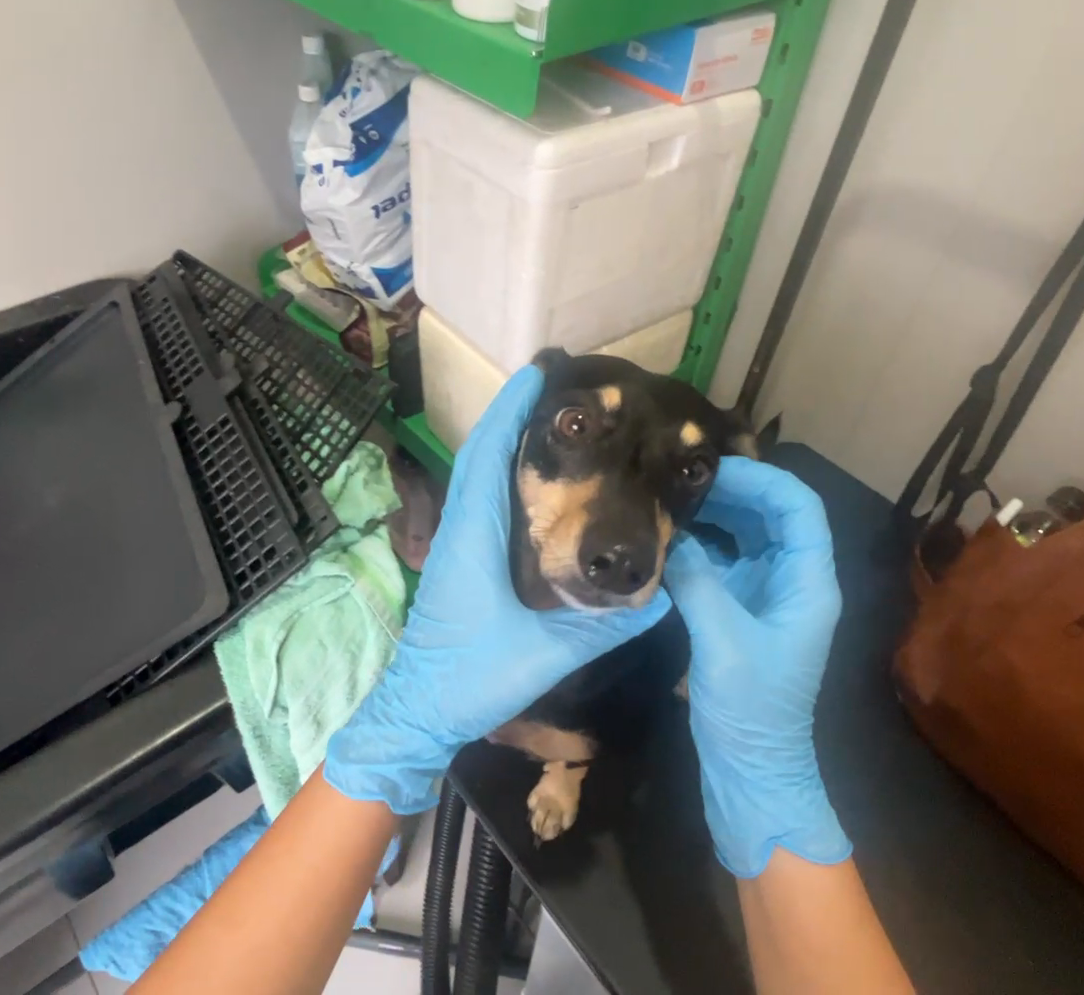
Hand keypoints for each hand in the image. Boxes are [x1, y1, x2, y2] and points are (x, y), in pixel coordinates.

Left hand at [325, 367, 670, 813]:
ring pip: (478, 471)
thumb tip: (664, 590)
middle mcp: (461, 526)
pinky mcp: (460, 557)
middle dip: (515, 412)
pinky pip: (481, 496)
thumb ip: (606, 624)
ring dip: (508, 437)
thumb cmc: (472, 680)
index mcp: (474, 536)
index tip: (542, 371)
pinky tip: (534, 475)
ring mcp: (456, 541)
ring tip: (552, 416)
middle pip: (482, 450)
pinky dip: (503, 469)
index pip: (488, 453)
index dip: (513, 408)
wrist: (419, 712)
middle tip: (559, 385)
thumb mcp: (548, 654)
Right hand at [664, 456, 848, 875]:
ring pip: (745, 537)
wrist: (750, 770)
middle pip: (771, 516)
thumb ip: (699, 581)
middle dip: (730, 491)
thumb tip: (668, 537)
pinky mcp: (739, 613)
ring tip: (667, 500)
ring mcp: (765, 597)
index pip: (799, 508)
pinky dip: (699, 546)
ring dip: (712, 516)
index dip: (761, 480)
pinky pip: (723, 563)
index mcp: (808, 584)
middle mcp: (792, 581)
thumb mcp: (723, 641)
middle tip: (675, 479)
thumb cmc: (751, 709)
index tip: (710, 469)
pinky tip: (666, 540)